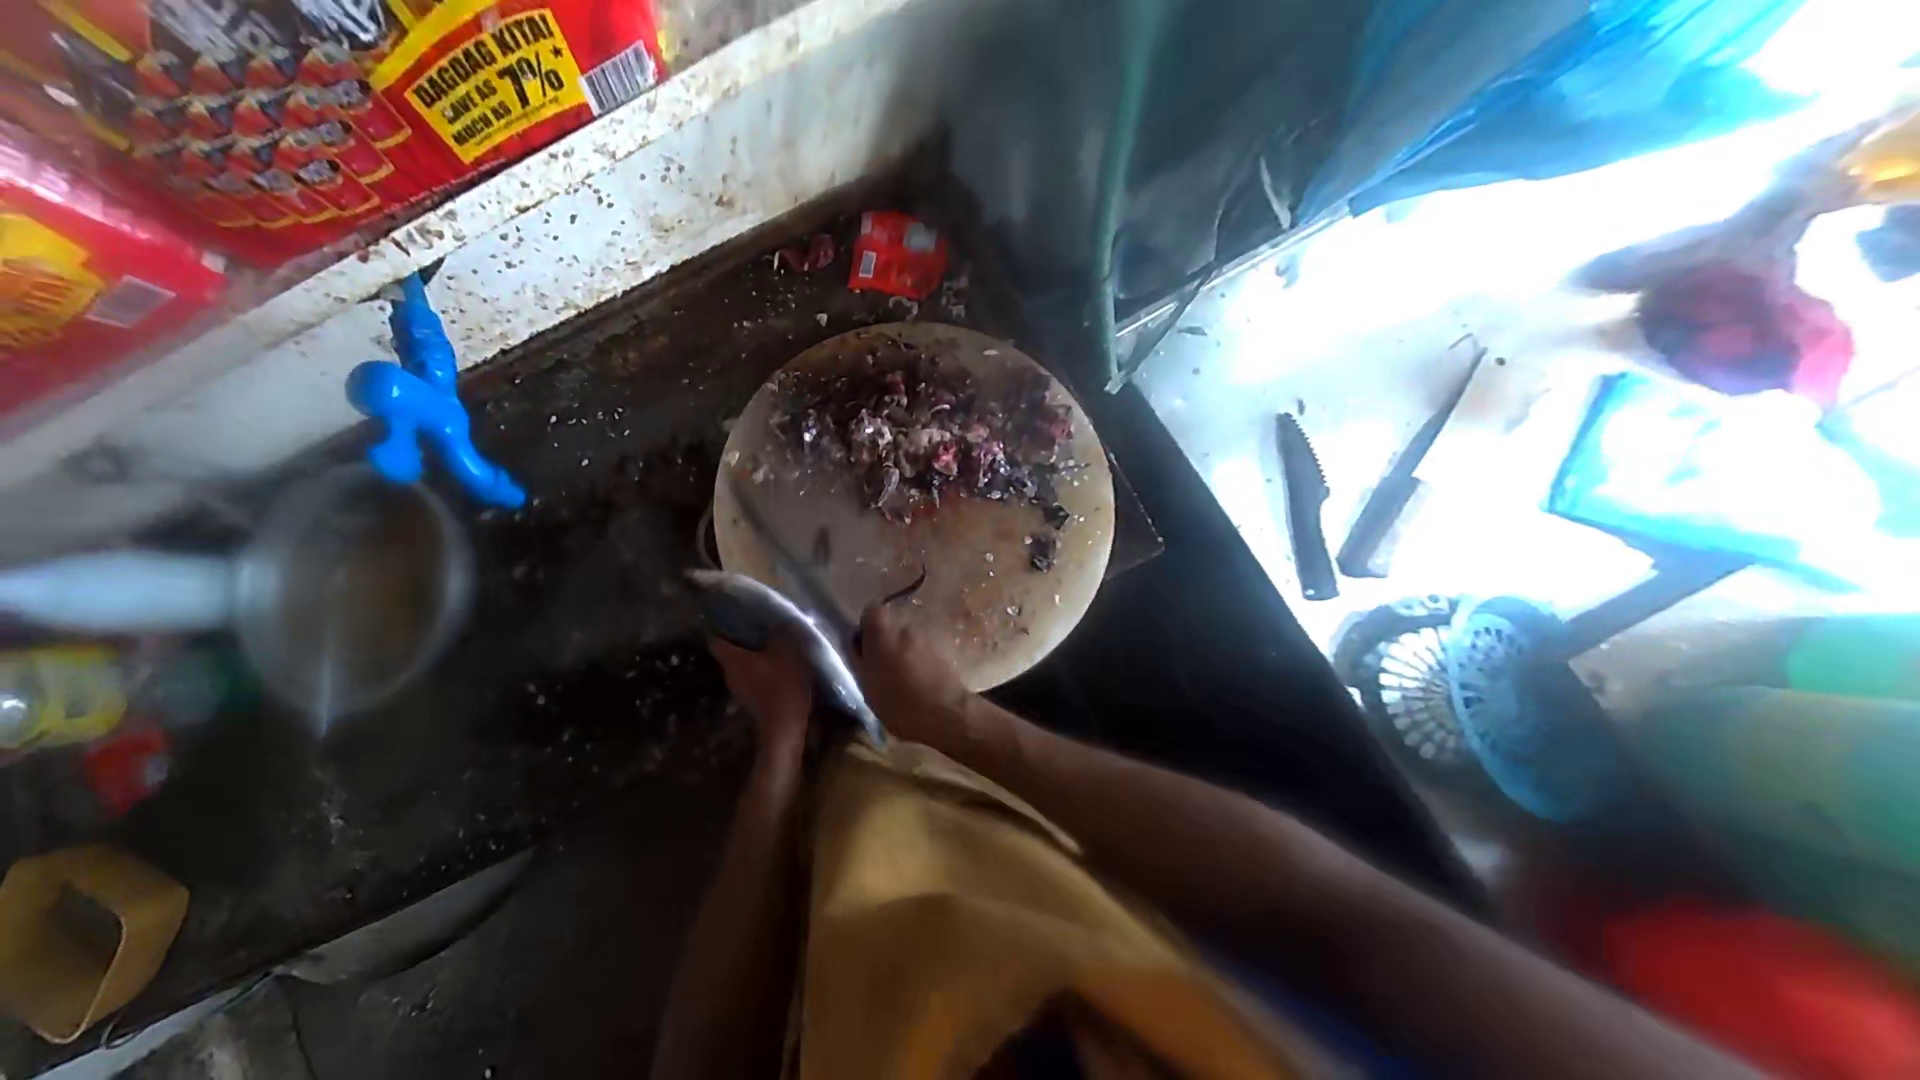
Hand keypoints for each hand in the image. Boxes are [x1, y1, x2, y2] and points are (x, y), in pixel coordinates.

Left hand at [709, 633, 811, 765]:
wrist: (784, 725)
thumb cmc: (782, 684)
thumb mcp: (787, 651)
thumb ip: (779, 633)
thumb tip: (775, 620)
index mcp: (733, 659)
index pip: (716, 640)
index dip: (720, 627)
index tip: (731, 618)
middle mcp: (729, 674)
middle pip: (728, 653)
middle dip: (740, 641)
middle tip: (757, 629)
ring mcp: (739, 690)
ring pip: (740, 667)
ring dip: (751, 657)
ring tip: (769, 647)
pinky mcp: (751, 700)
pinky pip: (750, 678)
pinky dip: (759, 671)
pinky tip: (775, 668)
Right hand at [852, 603, 971, 748]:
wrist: (944, 713)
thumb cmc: (898, 703)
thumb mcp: (867, 686)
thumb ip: (859, 660)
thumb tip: (856, 645)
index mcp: (882, 635)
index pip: (872, 611)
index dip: (868, 624)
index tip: (865, 642)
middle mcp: (905, 629)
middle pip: (893, 627)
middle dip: (888, 642)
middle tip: (884, 666)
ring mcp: (927, 638)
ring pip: (910, 641)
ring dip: (906, 653)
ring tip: (905, 678)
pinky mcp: (944, 650)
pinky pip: (926, 651)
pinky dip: (921, 661)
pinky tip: (921, 682)